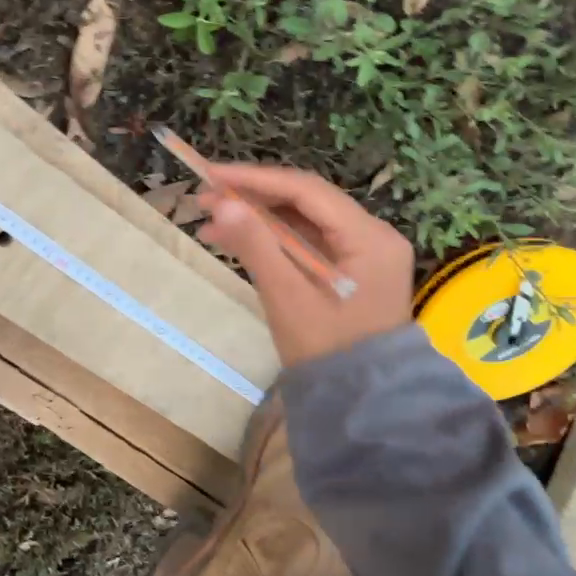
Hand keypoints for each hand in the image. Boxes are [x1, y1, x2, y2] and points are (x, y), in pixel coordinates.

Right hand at [194, 165, 414, 366]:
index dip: (255, 179)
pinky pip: (304, 241)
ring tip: (209, 222)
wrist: (363, 400)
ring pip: (301, 220)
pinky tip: (232, 240)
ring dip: (255, 217)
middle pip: (304, 201)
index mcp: (369, 237)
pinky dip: (268, 238)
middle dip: (251, 197)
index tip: (211, 175)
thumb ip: (256, 246)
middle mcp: (372, 236)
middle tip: (204, 200)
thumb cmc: (326, 347)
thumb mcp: (287, 296)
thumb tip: (222, 204)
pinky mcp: (346, 269)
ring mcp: (361, 252)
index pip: (306, 190)